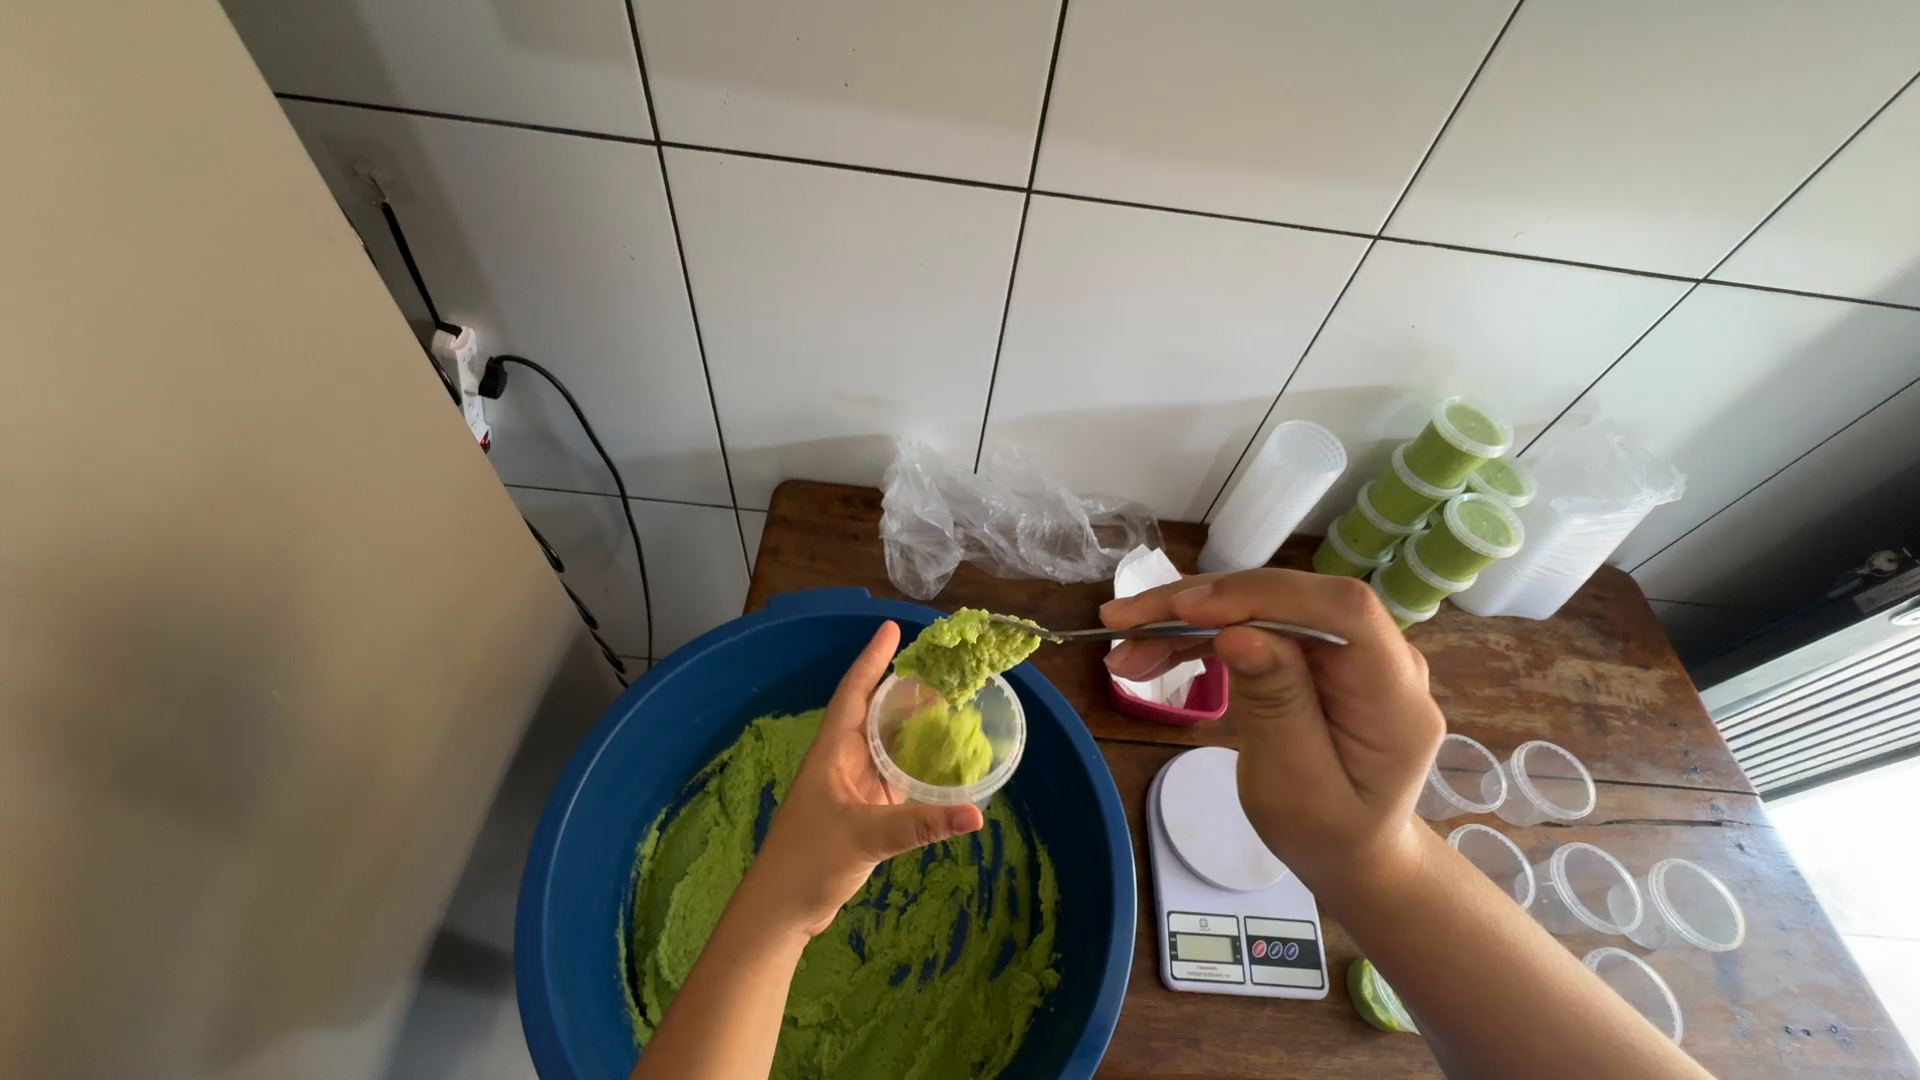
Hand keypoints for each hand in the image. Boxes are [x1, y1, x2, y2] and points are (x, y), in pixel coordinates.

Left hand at [736, 621, 984, 938]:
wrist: (781, 911)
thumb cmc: (809, 861)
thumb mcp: (866, 837)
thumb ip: (921, 824)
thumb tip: (976, 813)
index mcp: (833, 750)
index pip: (854, 691)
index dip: (872, 658)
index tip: (891, 628)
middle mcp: (843, 759)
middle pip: (874, 711)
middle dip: (902, 687)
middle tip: (940, 667)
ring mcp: (852, 785)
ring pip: (886, 743)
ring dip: (911, 724)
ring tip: (948, 703)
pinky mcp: (862, 810)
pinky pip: (894, 774)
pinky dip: (916, 763)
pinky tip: (940, 761)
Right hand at [1102, 570, 1443, 900]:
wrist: (1350, 848)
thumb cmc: (1326, 832)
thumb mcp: (1296, 787)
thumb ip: (1277, 708)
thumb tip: (1239, 637)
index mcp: (1391, 696)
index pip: (1340, 612)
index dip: (1263, 597)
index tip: (1185, 609)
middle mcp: (1375, 656)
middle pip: (1285, 599)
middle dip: (1199, 604)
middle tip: (1121, 623)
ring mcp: (1339, 650)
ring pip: (1255, 607)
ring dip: (1183, 620)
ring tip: (1123, 651)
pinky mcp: (1307, 651)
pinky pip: (1247, 627)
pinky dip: (1194, 636)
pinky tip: (1150, 653)